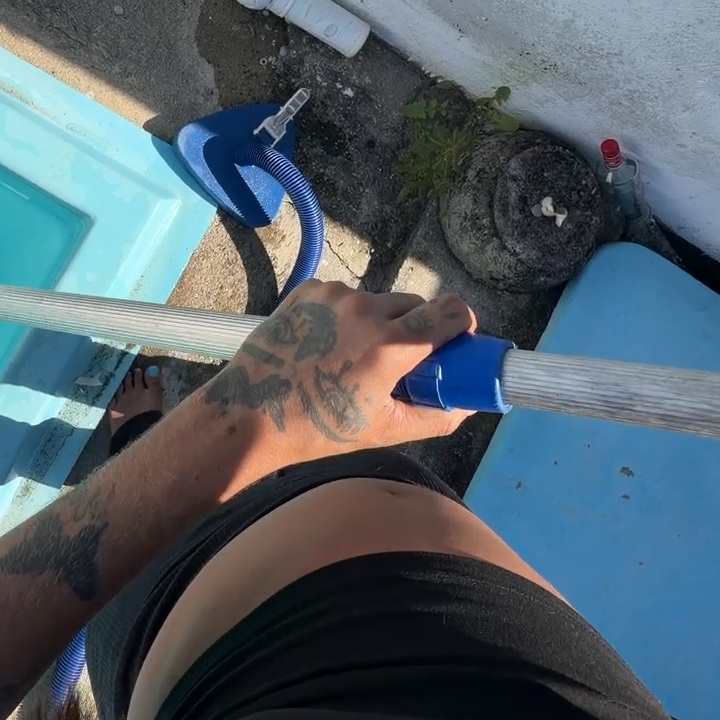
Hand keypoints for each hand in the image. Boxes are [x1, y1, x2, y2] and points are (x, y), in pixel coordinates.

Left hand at [189, 280, 477, 470]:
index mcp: (391, 345)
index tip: (456, 340)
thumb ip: (436, 416)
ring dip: (378, 321)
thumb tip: (468, 404)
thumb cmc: (319, 427)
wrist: (251, 410)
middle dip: (417, 328)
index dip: (460, 324)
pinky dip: (345, 314)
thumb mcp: (385, 430)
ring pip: (378, 300)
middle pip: (415, 305)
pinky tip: (327, 342)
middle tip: (401, 359)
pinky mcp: (308, 289)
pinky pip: (344, 296)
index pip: (451, 310)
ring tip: (352, 355)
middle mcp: (366, 309)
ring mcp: (334, 295)